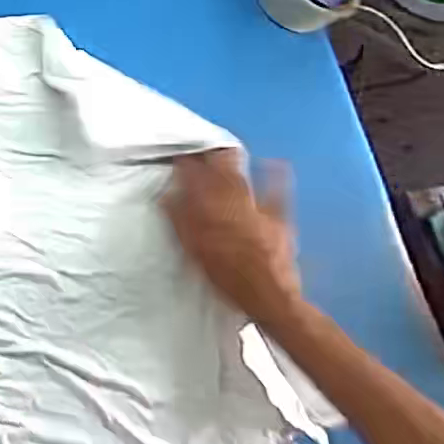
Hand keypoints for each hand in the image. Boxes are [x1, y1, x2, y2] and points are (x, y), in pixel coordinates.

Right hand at [162, 151, 301, 323]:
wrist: (269, 296)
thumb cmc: (226, 277)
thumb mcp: (194, 250)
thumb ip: (180, 221)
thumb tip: (166, 197)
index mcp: (208, 211)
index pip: (192, 180)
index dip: (185, 165)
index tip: (178, 155)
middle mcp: (230, 203)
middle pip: (216, 173)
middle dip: (207, 157)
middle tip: (198, 147)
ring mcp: (256, 208)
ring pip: (240, 178)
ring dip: (230, 162)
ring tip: (221, 147)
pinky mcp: (277, 217)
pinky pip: (277, 192)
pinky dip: (275, 175)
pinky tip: (275, 162)